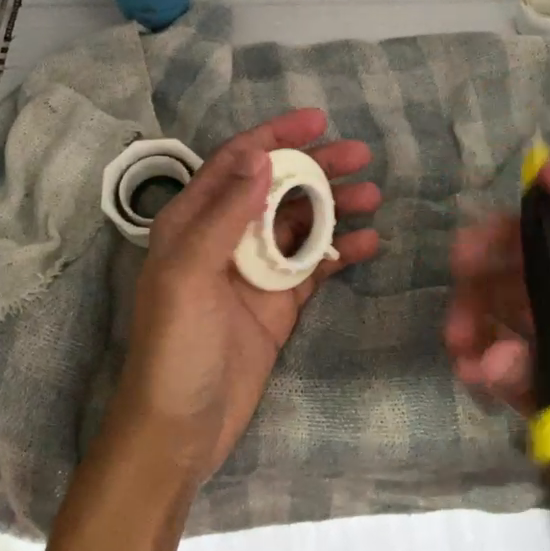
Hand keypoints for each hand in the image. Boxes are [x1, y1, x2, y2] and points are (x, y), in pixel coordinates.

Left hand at [106, 109, 382, 483]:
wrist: (179, 429)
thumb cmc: (175, 347)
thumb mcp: (189, 273)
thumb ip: (225, 214)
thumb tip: (261, 158)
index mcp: (191, 222)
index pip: (236, 162)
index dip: (276, 137)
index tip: (319, 120)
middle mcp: (223, 238)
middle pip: (274, 188)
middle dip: (315, 167)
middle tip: (362, 156)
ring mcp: (253, 272)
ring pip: (298, 224)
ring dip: (334, 207)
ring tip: (374, 196)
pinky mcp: (277, 305)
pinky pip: (313, 267)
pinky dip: (341, 253)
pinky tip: (372, 244)